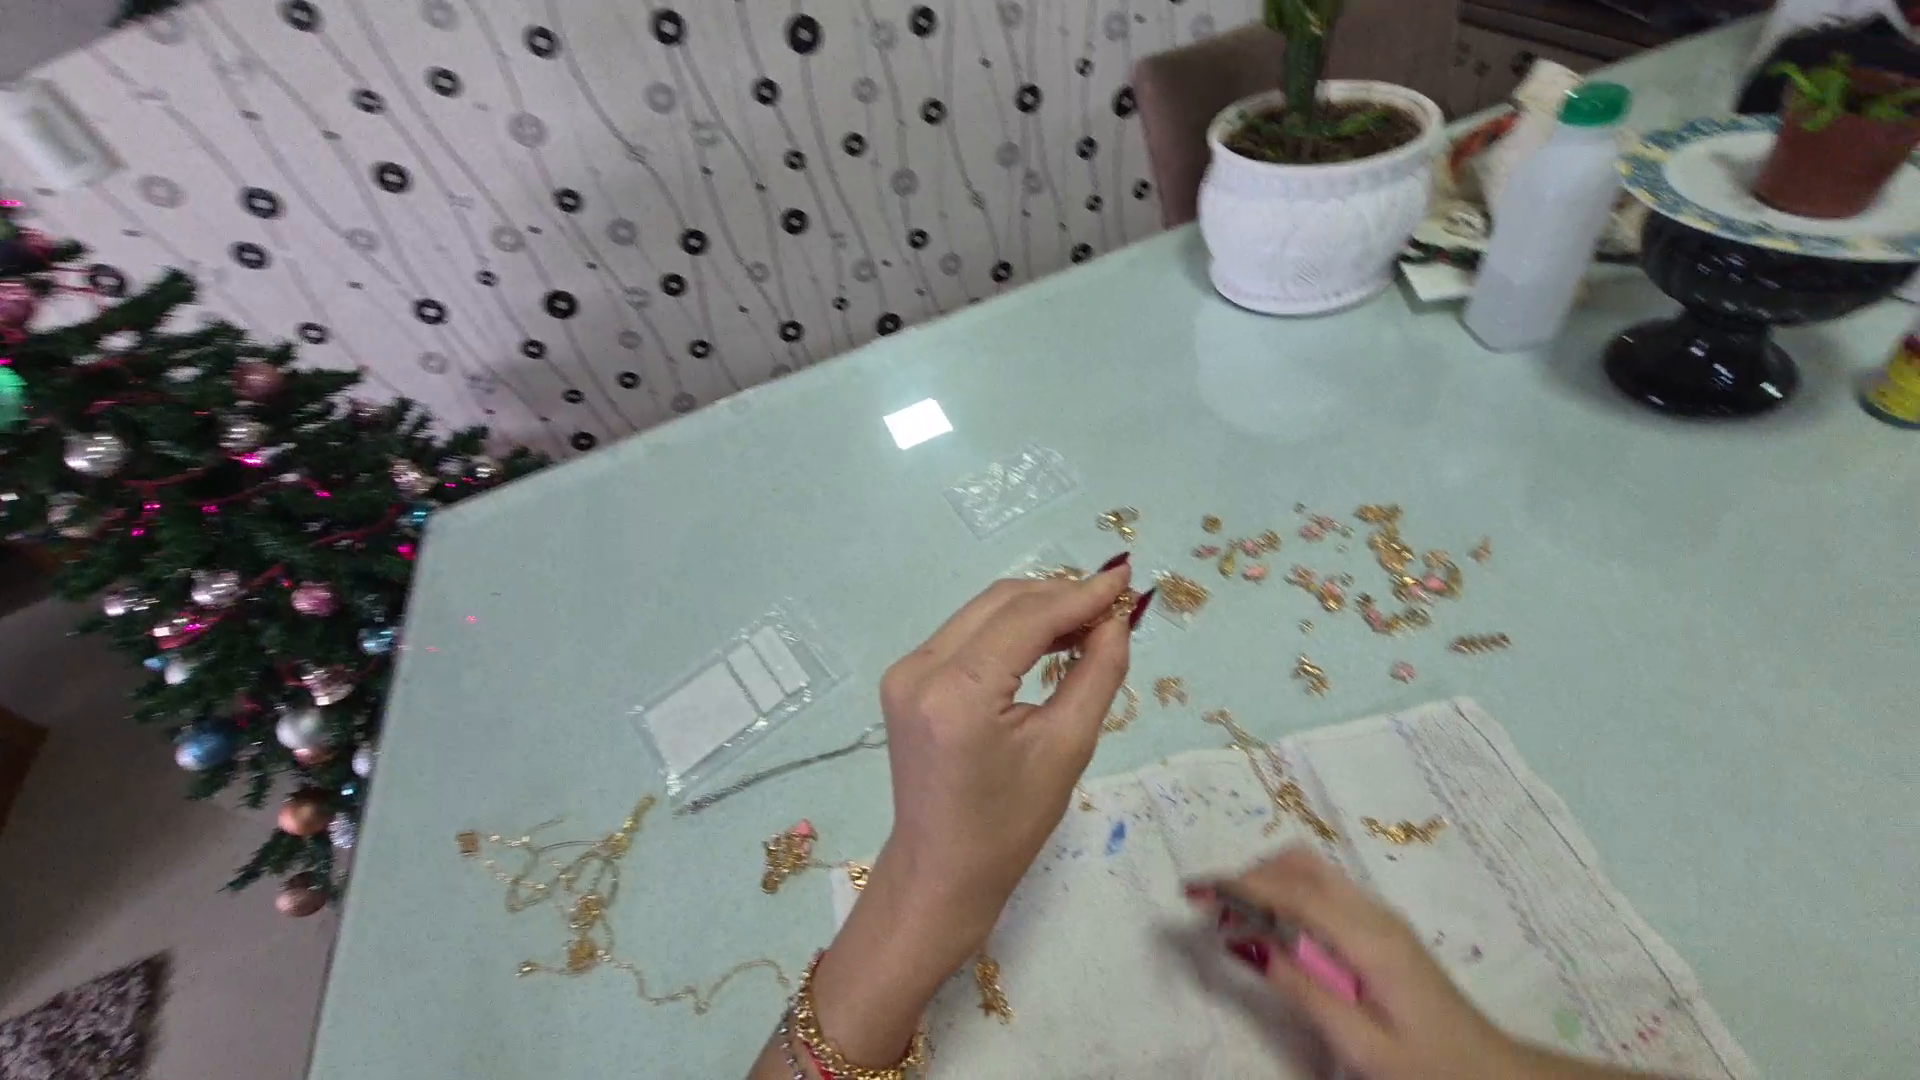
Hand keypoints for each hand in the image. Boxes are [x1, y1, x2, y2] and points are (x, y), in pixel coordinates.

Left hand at [875, 558, 1137, 960]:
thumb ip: (1097, 673)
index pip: (1025, 619)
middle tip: (1110, 604)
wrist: (941, 868)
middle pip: (1000, 604)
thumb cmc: (1010, 824)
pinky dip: (1008, 628)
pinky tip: (1045, 638)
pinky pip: (966, 633)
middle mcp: (920, 669)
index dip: (1079, 594)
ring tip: (1087, 621)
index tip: (1125, 579)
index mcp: (957, 694)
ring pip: (982, 612)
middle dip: (1059, 596)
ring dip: (1035, 609)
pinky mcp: (905, 677)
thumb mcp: (1067, 748)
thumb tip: (1115, 619)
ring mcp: (905, 670)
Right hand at [1200, 848, 1519, 1079]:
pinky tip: (1273, 924)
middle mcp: (1371, 911)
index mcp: (1367, 938)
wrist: (1496, 1075)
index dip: (1238, 885)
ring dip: (1266, 880)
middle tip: (1212, 907)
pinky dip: (1285, 890)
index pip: (1290, 892)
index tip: (1194, 890)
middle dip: (1247, 875)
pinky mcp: (1377, 923)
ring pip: (1308, 869)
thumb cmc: (1430, 1067)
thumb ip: (1305, 991)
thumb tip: (1249, 944)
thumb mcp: (1363, 1045)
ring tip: (1236, 916)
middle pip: (1297, 865)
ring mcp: (1377, 913)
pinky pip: (1320, 886)